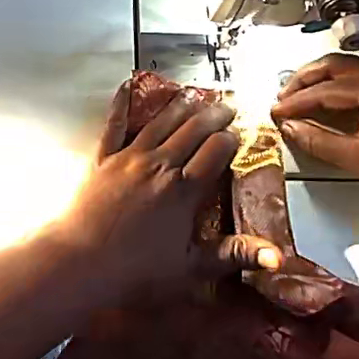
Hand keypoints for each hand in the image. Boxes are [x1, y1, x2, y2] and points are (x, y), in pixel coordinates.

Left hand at [48, 82, 281, 297]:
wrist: (81, 262)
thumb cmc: (136, 272)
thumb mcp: (191, 270)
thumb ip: (233, 255)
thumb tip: (277, 256)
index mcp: (183, 191)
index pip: (214, 153)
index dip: (229, 140)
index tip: (237, 134)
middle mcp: (160, 165)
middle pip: (192, 131)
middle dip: (213, 116)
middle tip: (225, 106)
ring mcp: (130, 157)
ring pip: (161, 123)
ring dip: (180, 106)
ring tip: (194, 94)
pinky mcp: (103, 157)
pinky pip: (115, 124)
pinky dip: (122, 103)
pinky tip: (127, 86)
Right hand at [270, 54, 358, 215]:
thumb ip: (319, 140)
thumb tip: (288, 127)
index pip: (328, 87)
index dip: (297, 99)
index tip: (275, 111)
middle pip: (337, 66)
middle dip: (306, 80)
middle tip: (283, 98)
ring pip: (351, 71)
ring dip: (323, 83)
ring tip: (299, 99)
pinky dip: (341, 89)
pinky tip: (328, 104)